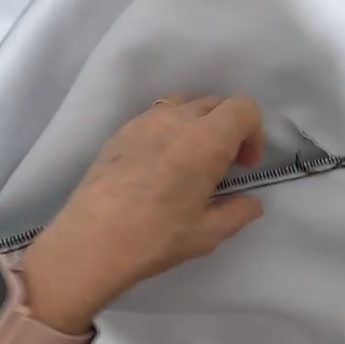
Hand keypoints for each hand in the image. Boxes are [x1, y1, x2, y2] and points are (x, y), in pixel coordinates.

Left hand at [18, 94, 266, 333]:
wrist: (91, 240)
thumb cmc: (155, 237)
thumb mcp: (207, 233)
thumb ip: (238, 212)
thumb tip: (252, 203)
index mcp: (206, 139)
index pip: (243, 108)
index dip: (253, 132)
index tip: (244, 164)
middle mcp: (176, 119)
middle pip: (214, 103)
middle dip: (227, 128)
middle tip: (221, 166)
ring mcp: (144, 120)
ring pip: (183, 104)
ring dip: (197, 123)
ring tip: (189, 159)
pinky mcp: (121, 130)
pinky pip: (155, 116)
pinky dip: (169, 129)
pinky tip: (159, 164)